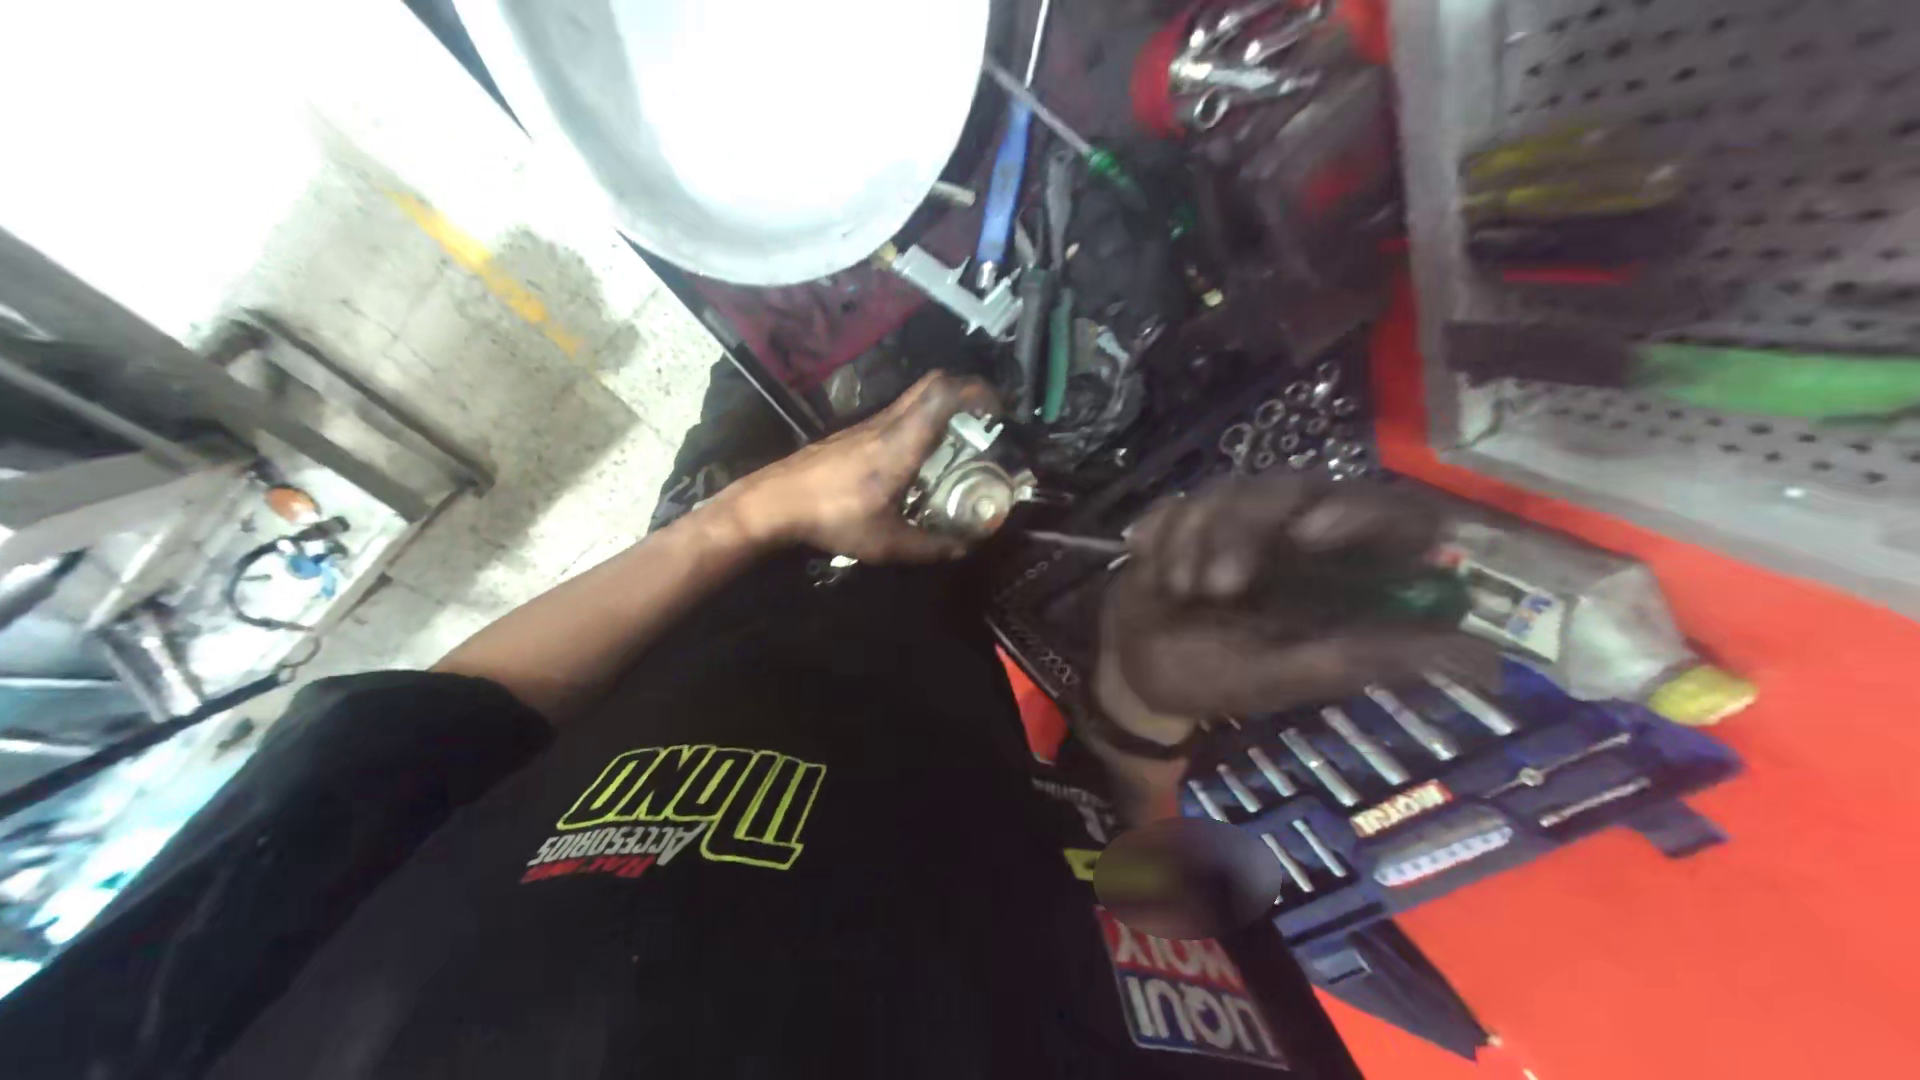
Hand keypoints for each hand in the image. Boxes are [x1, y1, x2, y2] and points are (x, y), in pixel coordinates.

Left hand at [726, 371, 999, 562]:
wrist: (774, 503)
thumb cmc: (833, 518)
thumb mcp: (887, 542)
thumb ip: (930, 546)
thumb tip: (963, 548)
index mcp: (902, 441)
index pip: (944, 393)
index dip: (977, 391)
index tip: (997, 411)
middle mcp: (888, 423)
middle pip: (933, 384)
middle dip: (966, 394)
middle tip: (983, 424)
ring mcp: (868, 424)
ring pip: (914, 399)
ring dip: (943, 411)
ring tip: (958, 445)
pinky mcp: (854, 434)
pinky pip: (897, 416)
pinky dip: (920, 425)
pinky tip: (918, 460)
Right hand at [1095, 474, 1493, 743]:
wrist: (1132, 670)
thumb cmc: (1211, 679)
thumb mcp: (1283, 678)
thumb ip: (1358, 660)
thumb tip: (1475, 658)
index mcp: (1337, 575)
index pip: (1389, 516)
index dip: (1363, 513)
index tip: (1310, 535)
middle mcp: (1296, 536)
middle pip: (1294, 489)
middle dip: (1241, 533)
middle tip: (1215, 589)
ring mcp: (1239, 521)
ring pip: (1233, 490)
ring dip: (1197, 541)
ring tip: (1180, 591)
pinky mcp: (1190, 516)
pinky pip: (1182, 501)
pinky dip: (1166, 536)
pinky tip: (1157, 573)